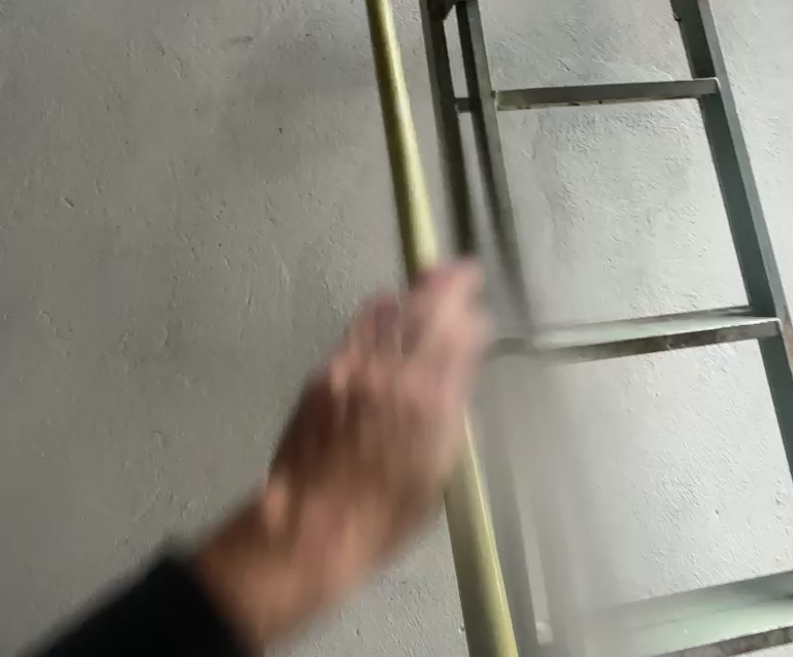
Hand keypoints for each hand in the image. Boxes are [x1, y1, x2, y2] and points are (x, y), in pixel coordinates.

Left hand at [193, 261, 490, 648]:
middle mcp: (395, 373)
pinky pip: (361, 326)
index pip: (460, 340)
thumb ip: (450, 411)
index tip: (482, 316)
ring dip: (415, 290)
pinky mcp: (328, 369)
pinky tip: (389, 306)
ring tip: (431, 276)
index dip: (475, 322)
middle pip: (427, 310)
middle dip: (449, 284)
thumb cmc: (385, 514)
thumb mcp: (438, 471)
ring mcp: (357, 366)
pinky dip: (381, 311)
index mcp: (430, 402)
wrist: (310, 523)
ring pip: (391, 309)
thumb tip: (459, 370)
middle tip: (464, 269)